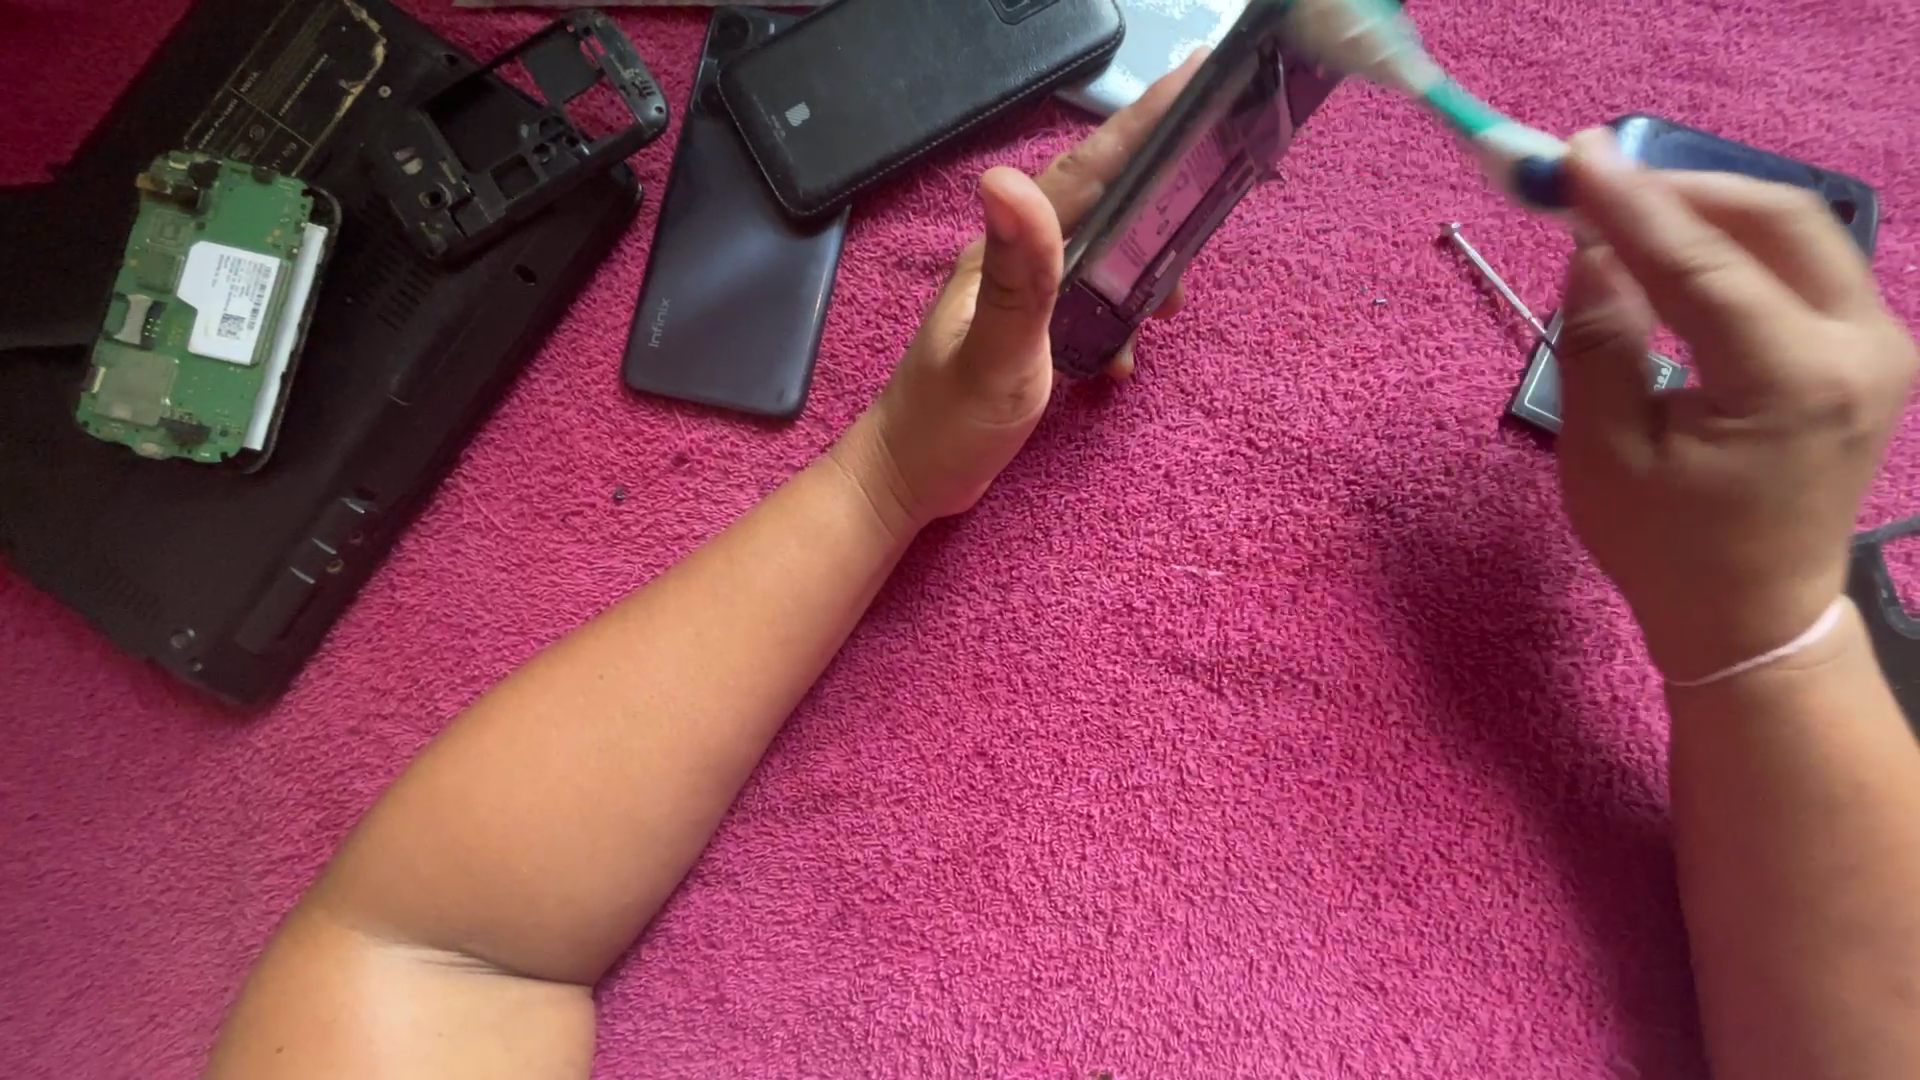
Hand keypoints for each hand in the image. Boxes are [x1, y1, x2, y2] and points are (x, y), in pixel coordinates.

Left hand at [830, 54, 1202, 539]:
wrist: (909, 476)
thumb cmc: (948, 422)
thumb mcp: (995, 353)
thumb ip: (1017, 277)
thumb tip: (1008, 179)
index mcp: (1005, 253)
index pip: (1084, 174)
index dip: (1141, 125)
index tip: (1199, 77)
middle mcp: (1014, 263)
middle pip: (1100, 207)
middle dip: (1157, 192)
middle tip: (1210, 189)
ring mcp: (1020, 300)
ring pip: (1098, 259)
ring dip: (1140, 268)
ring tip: (1171, 299)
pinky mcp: (1027, 336)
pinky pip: (1085, 308)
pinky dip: (1113, 322)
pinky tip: (1122, 357)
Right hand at [1555, 128, 1917, 680]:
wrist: (1747, 607)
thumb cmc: (1660, 542)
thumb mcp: (1603, 453)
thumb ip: (1599, 347)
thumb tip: (1591, 258)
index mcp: (1789, 379)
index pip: (1703, 264)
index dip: (1630, 206)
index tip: (1573, 159)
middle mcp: (1863, 344)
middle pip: (1778, 222)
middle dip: (1678, 190)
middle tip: (1592, 180)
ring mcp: (1877, 343)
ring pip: (1797, 236)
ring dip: (1705, 212)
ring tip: (1620, 210)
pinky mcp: (1862, 351)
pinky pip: (1798, 270)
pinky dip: (1729, 247)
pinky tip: (1673, 252)